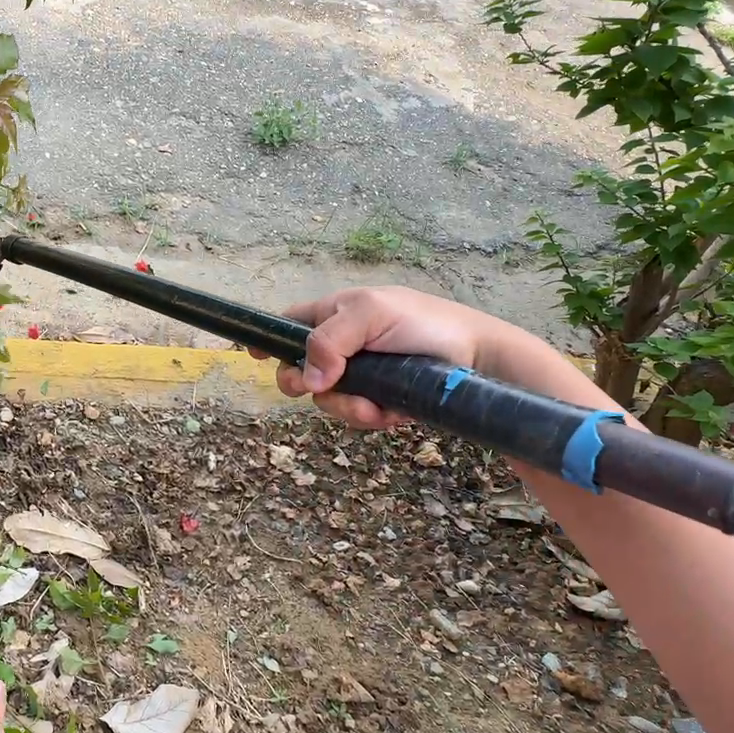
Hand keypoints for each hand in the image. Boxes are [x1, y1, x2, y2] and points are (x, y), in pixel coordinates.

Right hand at [251, 286, 557, 426]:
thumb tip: (306, 378)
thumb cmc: (425, 324)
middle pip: (297, 369)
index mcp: (333, 314)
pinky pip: (354, 415)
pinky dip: (368, 418)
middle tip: (320, 388)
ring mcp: (358, 375)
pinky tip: (391, 414)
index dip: (268, 339)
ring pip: (325, 398)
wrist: (481, 359)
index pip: (288, 324)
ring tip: (374, 410)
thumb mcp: (372, 314)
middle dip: (303, 385)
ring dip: (345, 407)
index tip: (253, 355)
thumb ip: (330, 340)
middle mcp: (340, 346)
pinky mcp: (377, 400)